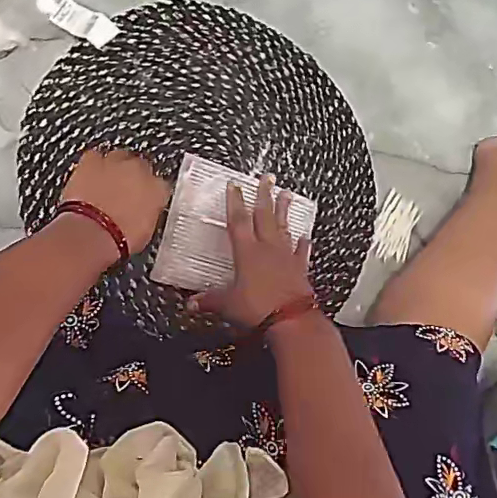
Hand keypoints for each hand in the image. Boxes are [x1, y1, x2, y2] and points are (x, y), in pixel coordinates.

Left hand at [60, 148, 170, 250]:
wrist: (92, 234)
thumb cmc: (118, 238)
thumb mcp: (144, 232)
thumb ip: (147, 214)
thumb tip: (142, 214)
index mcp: (158, 190)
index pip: (160, 185)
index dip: (150, 194)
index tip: (143, 202)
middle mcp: (141, 172)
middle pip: (141, 166)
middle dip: (134, 177)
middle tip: (124, 192)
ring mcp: (117, 164)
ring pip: (120, 156)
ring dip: (115, 167)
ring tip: (107, 183)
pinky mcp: (92, 161)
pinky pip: (95, 156)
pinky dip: (93, 164)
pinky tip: (90, 176)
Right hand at [189, 175, 315, 327]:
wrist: (292, 320)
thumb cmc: (258, 309)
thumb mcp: (228, 305)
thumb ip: (210, 300)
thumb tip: (191, 303)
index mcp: (248, 252)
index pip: (239, 221)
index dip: (235, 202)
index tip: (234, 185)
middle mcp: (268, 249)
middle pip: (265, 216)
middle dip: (264, 195)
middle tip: (267, 177)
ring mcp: (286, 257)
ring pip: (284, 228)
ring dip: (284, 210)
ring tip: (286, 194)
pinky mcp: (300, 269)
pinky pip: (301, 252)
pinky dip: (302, 244)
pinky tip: (305, 237)